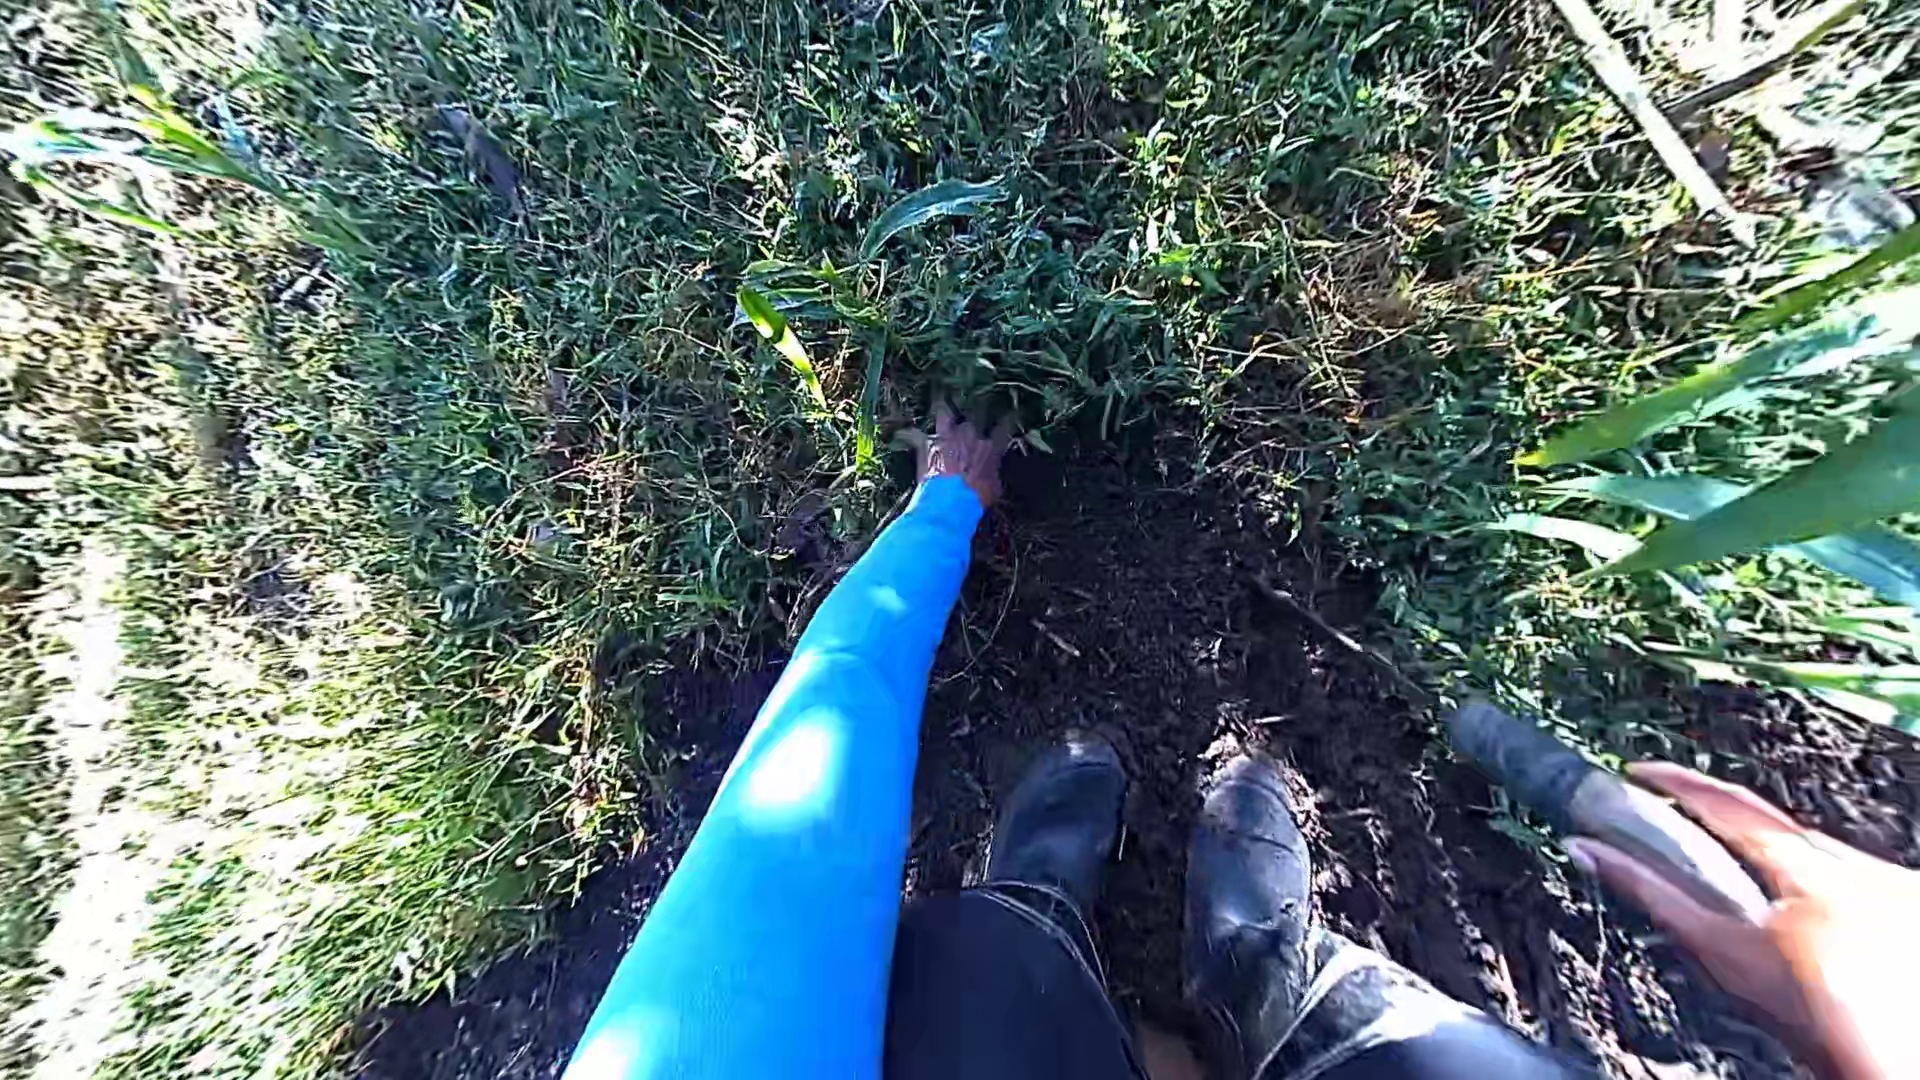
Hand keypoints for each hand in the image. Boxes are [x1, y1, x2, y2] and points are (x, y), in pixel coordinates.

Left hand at [898, 402, 1013, 507]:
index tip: (1008, 415)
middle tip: (974, 410)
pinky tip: (903, 432)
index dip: (1007, 419)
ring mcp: (948, 437)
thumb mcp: (994, 489)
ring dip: (944, 410)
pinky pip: (914, 434)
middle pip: (975, 413)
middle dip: (976, 410)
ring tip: (942, 403)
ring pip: (946, 412)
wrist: (951, 502)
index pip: (1004, 427)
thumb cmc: (976, 499)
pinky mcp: (927, 444)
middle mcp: (970, 435)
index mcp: (990, 447)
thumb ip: (994, 475)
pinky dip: (909, 434)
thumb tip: (993, 475)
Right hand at [1567, 763, 1917, 1079]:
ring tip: (1738, 871)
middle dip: (1725, 820)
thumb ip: (1650, 891)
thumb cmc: (1825, 1022)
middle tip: (1677, 820)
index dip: (1674, 781)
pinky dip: (1817, 880)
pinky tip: (1801, 908)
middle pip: (1778, 825)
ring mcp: (1909, 898)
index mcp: (1820, 874)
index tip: (1638, 771)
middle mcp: (1877, 876)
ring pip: (1823, 852)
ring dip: (1774, 853)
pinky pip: (1860, 877)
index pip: (1727, 802)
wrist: (1902, 1071)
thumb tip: (1583, 847)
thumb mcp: (1720, 950)